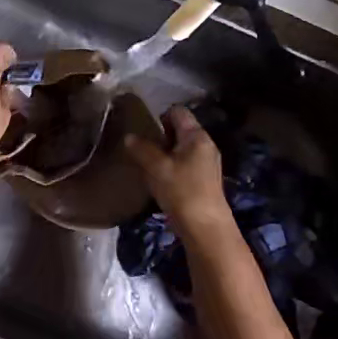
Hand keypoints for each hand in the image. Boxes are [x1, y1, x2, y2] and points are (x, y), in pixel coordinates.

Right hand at [126, 106, 231, 235]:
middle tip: (142, 149)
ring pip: (182, 148)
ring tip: (148, 166)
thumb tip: (129, 137)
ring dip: (165, 153)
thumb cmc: (181, 190)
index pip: (178, 112)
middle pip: (181, 129)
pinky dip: (172, 166)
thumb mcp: (156, 168)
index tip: (144, 131)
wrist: (205, 226)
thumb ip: (142, 149)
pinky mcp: (205, 179)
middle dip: (161, 136)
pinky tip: (161, 180)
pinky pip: (185, 163)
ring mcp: (207, 162)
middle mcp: (206, 145)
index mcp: (196, 136)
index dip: (160, 116)